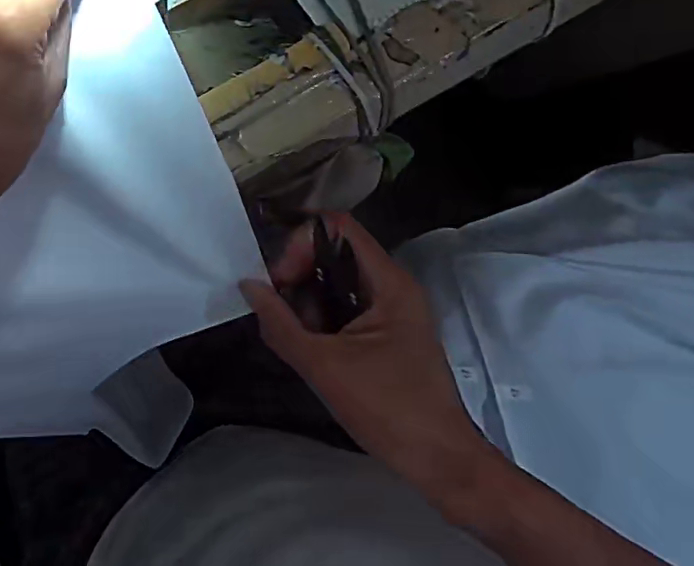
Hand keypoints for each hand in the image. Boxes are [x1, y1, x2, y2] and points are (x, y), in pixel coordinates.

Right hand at [240, 214, 501, 506]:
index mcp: (388, 283)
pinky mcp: (385, 331)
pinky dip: (318, 317)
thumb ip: (279, 322)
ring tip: (292, 336)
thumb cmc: (390, 410)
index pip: (335, 227)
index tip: (281, 282)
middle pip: (331, 252)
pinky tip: (306, 346)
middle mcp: (392, 286)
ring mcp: (390, 310)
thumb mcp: (323, 366)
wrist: (445, 467)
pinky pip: (342, 304)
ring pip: (333, 280)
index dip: (300, 243)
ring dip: (304, 300)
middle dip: (296, 274)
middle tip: (278, 309)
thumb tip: (248, 285)